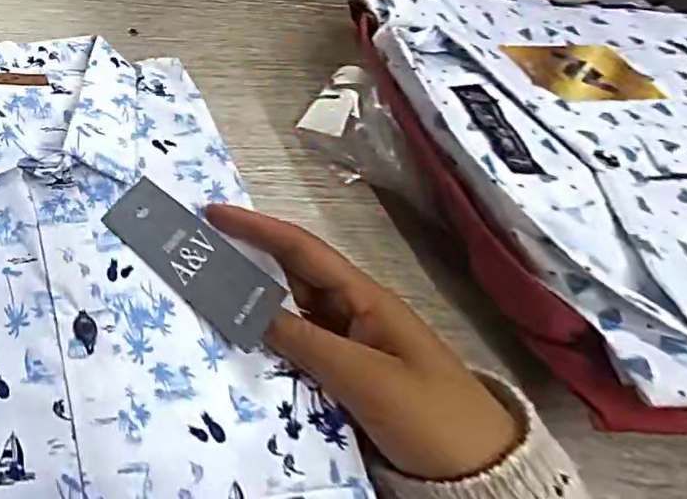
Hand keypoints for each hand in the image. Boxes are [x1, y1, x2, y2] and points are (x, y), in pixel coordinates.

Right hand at [206, 205, 518, 480]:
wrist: (484, 474)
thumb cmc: (431, 414)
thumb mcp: (364, 378)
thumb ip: (305, 342)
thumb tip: (250, 309)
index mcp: (362, 296)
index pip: (300, 249)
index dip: (256, 227)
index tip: (214, 214)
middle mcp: (351, 311)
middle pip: (290, 276)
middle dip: (249, 261)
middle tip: (202, 256)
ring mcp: (349, 344)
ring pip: (291, 314)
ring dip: (257, 306)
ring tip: (212, 296)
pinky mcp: (347, 375)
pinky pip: (300, 349)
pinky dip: (272, 344)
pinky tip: (247, 348)